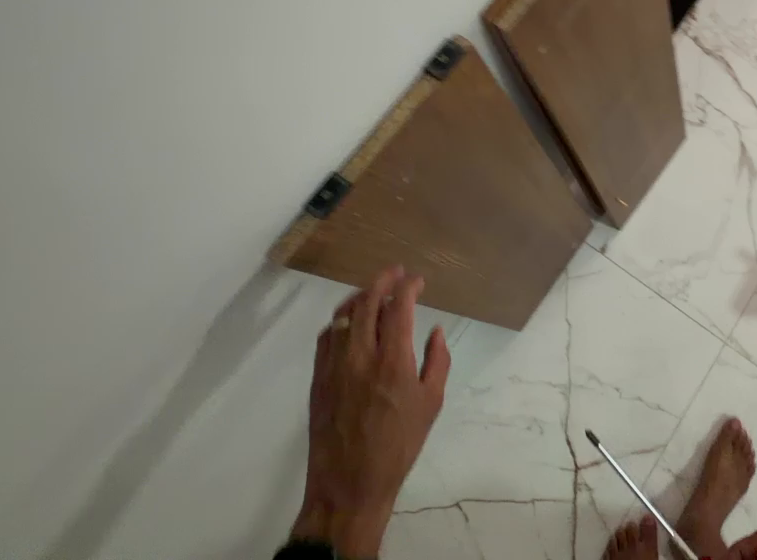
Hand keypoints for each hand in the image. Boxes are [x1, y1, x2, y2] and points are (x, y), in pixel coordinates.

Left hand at [290, 267, 451, 556]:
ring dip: (361, 297)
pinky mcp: (318, 379)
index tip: (418, 280)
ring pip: (343, 316)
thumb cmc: (399, 445)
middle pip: (367, 302)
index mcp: (393, 361)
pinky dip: (340, 321)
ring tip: (374, 291)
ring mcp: (335, 366)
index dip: (408, 286)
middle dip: (383, 281)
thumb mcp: (431, 404)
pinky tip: (350, 323)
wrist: (349, 484)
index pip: (398, 307)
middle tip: (396, 272)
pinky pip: (327, 338)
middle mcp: (361, 356)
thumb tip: (435, 331)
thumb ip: (437, 361)